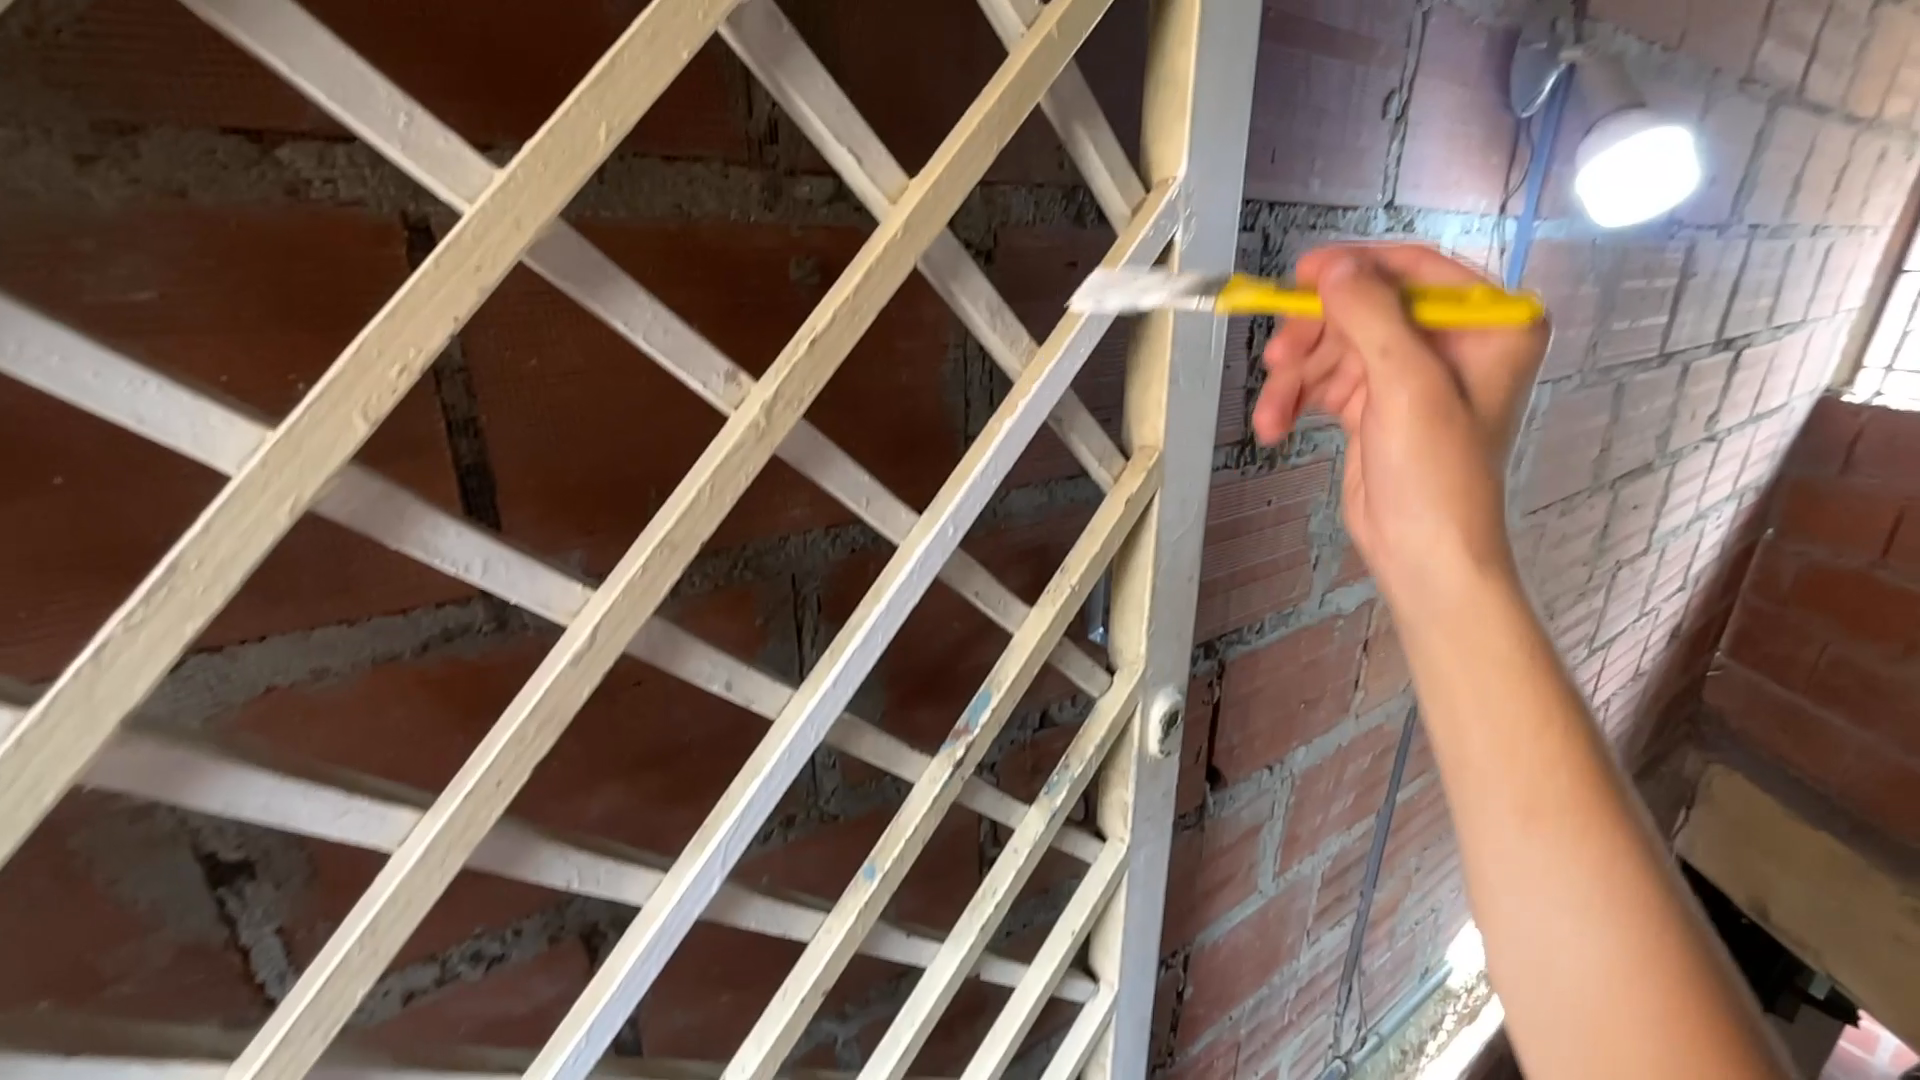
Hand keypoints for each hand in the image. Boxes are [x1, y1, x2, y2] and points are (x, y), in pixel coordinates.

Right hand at [1252, 244, 1548, 607]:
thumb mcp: (1407, 385)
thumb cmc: (1434, 472)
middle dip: (1314, 339)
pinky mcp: (1373, 404)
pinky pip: (1325, 382)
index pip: (1415, 271)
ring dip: (1295, 380)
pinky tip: (1273, 427)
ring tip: (1270, 416)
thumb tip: (1331, 267)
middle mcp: (1451, 341)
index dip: (1355, 269)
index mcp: (1489, 324)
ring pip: (1334, 348)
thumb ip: (1370, 316)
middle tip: (1276, 360)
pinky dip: (1295, 401)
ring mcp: (1409, 374)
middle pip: (1363, 311)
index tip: (1300, 275)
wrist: (1421, 553)